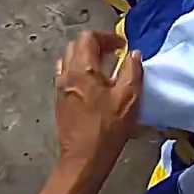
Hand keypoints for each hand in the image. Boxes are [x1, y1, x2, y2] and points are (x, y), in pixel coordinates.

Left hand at [54, 31, 141, 192]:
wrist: (84, 157)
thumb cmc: (109, 127)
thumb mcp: (130, 96)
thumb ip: (132, 70)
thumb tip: (134, 54)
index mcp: (83, 70)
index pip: (88, 38)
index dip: (107, 37)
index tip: (123, 46)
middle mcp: (66, 75)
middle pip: (76, 45)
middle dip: (96, 44)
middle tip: (116, 53)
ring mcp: (60, 87)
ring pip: (69, 59)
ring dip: (87, 57)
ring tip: (106, 67)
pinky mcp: (59, 100)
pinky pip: (67, 74)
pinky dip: (81, 70)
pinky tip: (96, 84)